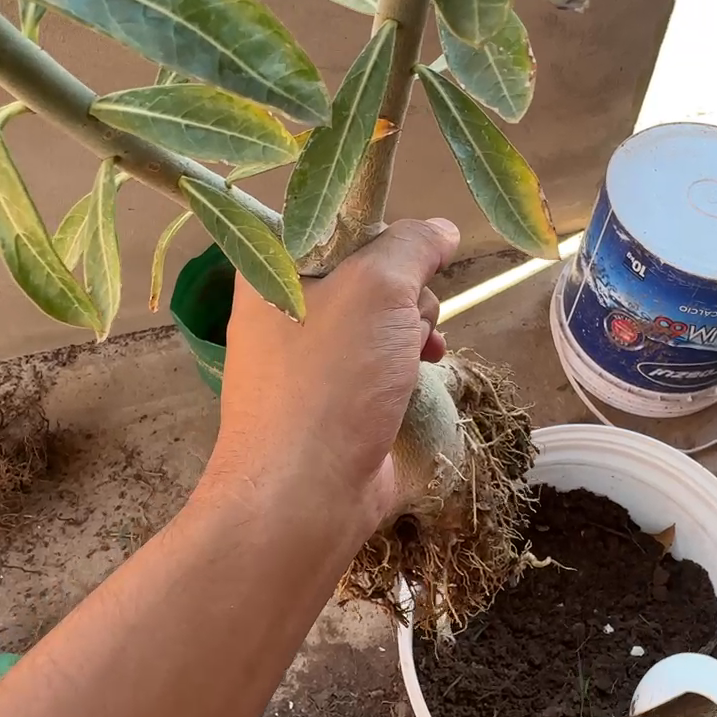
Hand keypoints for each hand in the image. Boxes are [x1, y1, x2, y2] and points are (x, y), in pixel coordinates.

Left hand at [202, 218, 459, 539]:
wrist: (305, 494)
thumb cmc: (330, 379)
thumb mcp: (377, 288)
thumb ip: (413, 245)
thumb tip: (442, 230)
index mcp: (274, 269)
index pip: (337, 222)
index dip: (383, 232)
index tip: (411, 255)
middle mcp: (287, 306)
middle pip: (368, 269)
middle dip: (407, 290)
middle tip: (411, 317)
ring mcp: (311, 354)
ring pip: (382, 314)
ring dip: (414, 326)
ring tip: (420, 352)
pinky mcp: (336, 392)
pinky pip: (382, 355)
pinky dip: (408, 358)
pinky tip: (424, 371)